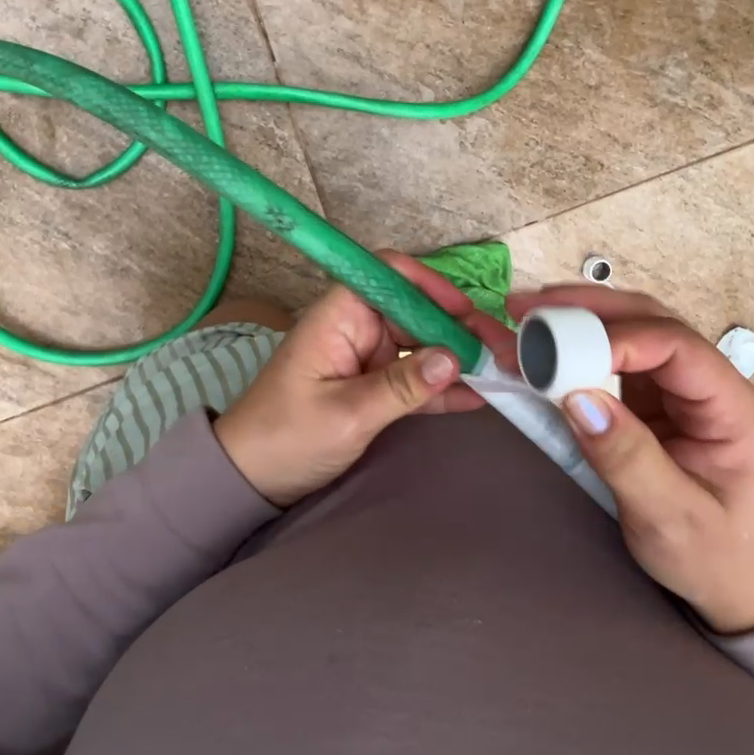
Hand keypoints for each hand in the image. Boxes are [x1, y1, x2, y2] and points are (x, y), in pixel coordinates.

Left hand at [214, 252, 513, 506]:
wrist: (249, 479)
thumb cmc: (285, 437)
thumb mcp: (346, 414)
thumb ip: (401, 386)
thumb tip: (453, 358)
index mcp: (339, 317)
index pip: (389, 275)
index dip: (429, 285)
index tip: (466, 312)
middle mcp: (356, 329)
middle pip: (416, 311)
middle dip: (459, 327)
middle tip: (503, 350)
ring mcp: (367, 359)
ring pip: (422, 345)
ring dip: (460, 357)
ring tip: (504, 371)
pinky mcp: (374, 389)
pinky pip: (415, 379)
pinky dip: (444, 386)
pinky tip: (480, 396)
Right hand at [508, 285, 753, 633]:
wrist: (731, 583)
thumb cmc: (712, 555)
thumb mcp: (671, 518)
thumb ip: (627, 458)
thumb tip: (578, 398)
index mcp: (734, 408)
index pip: (677, 346)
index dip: (619, 338)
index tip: (560, 351)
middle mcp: (709, 384)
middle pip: (651, 321)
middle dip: (588, 308)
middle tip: (525, 308)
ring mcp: (678, 389)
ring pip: (629, 329)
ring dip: (577, 319)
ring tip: (523, 317)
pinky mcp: (651, 399)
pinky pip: (612, 357)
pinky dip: (575, 346)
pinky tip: (541, 345)